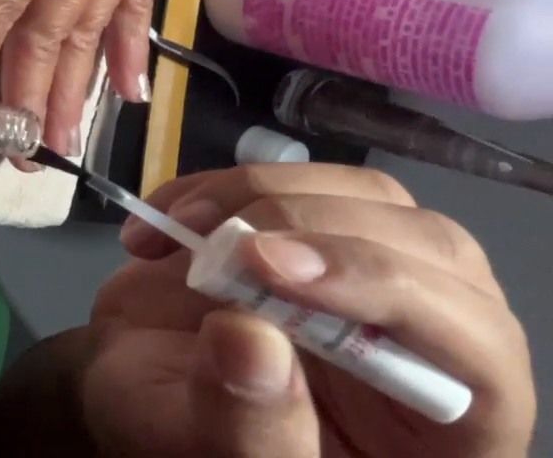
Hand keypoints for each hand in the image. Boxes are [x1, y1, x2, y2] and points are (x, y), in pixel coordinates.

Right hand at [82, 164, 534, 455]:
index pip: (474, 344)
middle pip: (430, 252)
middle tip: (209, 240)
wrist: (133, 386)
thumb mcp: (207, 449)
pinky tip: (164, 220)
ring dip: (261, 194)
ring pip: (369, 198)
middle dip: (311, 227)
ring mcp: (368, 279)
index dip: (383, 287)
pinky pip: (292, 178)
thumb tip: (250, 336)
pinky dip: (216, 184)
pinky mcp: (302, 232)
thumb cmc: (177, 436)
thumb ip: (246, 420)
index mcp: (440, 428)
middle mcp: (428, 346)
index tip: (260, 265)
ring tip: (180, 226)